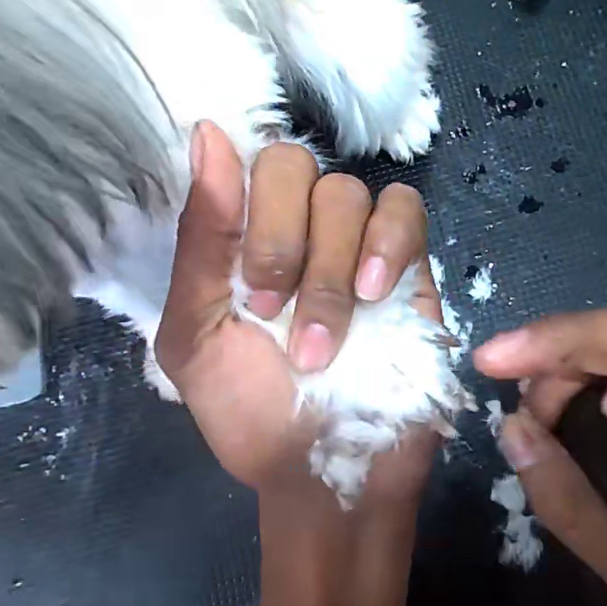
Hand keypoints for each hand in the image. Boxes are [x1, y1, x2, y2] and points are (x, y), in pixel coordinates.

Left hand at [156, 122, 441, 497]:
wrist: (327, 471)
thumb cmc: (252, 414)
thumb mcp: (195, 338)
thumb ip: (201, 243)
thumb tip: (206, 134)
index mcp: (240, 239)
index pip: (240, 163)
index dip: (246, 207)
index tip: (249, 285)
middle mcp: (299, 228)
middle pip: (296, 166)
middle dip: (283, 240)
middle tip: (274, 311)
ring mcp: (358, 244)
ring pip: (349, 194)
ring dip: (330, 267)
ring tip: (324, 339)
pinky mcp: (411, 266)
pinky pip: (407, 211)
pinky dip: (390, 240)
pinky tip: (375, 291)